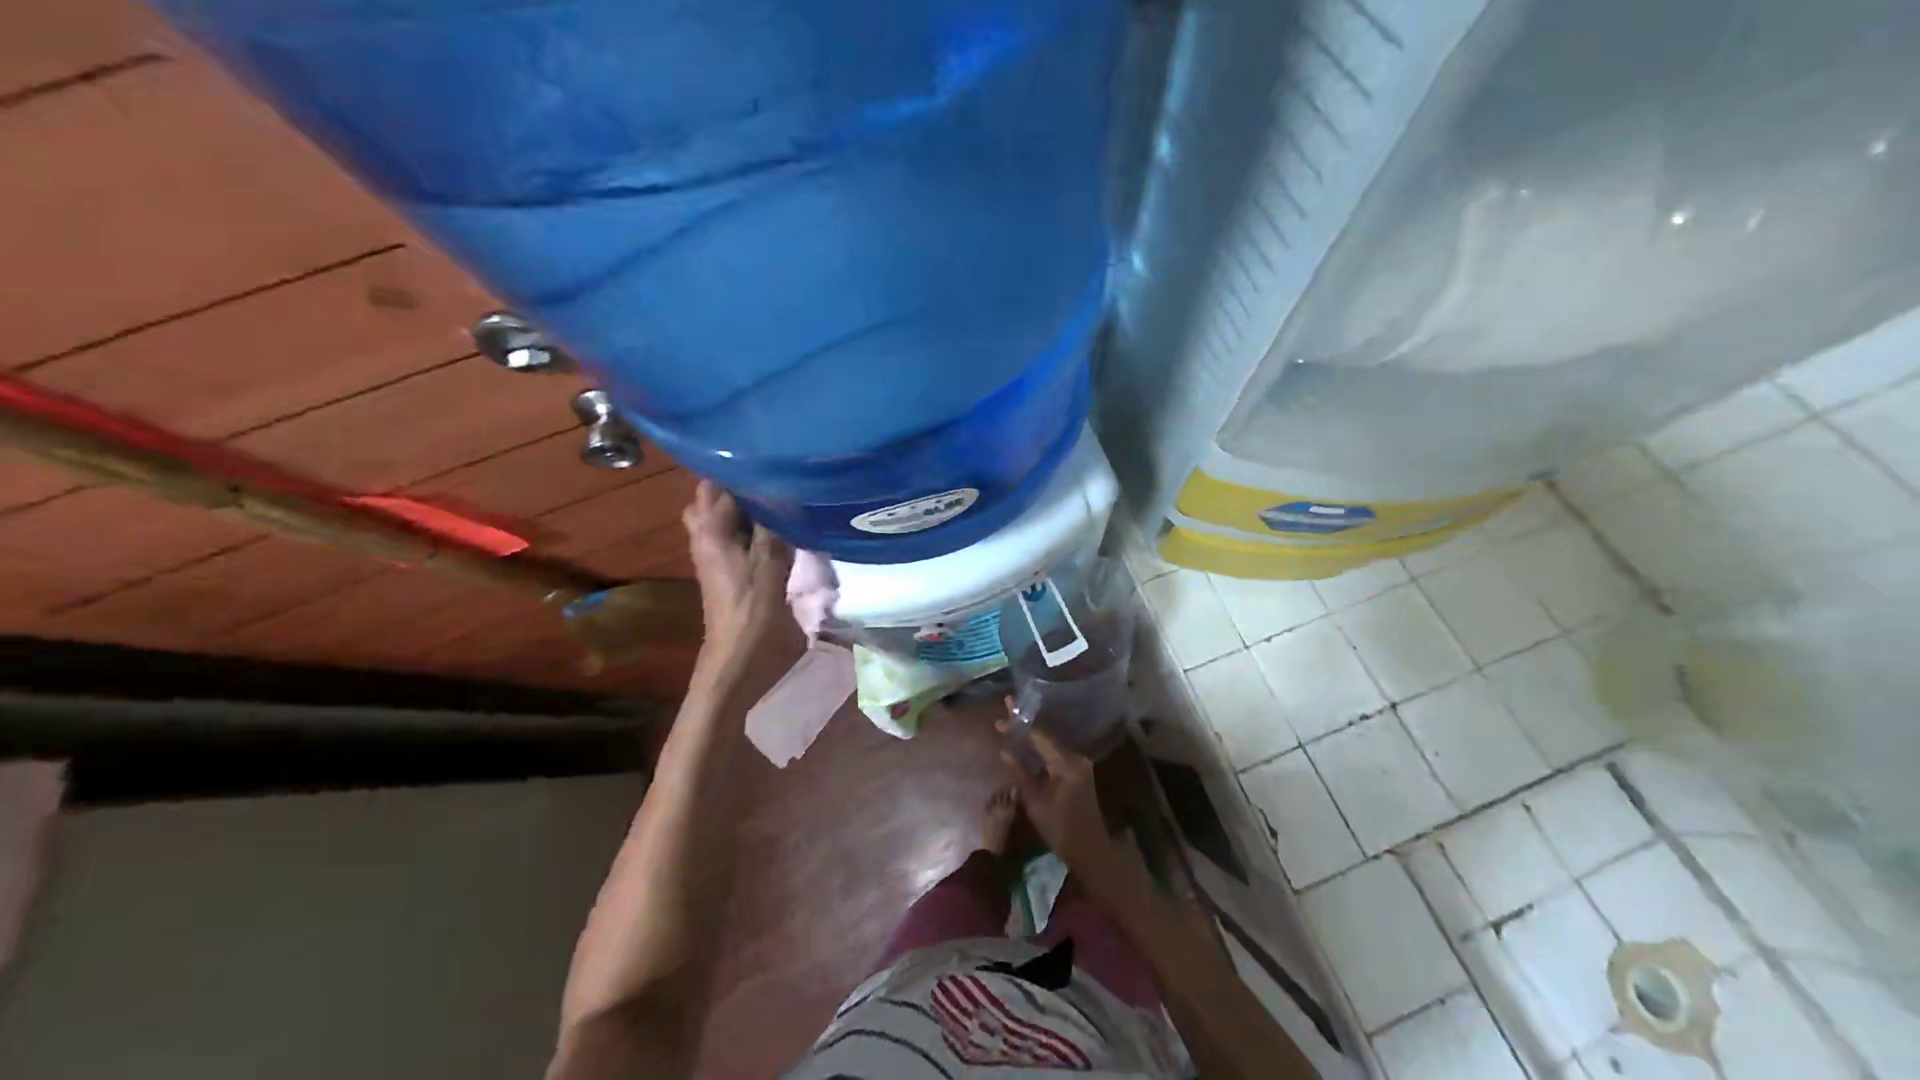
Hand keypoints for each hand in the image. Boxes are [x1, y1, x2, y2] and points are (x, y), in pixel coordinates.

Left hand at [682, 481, 794, 684]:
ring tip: (773, 499)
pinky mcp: (723, 567)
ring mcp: (711, 553)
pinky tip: (771, 525)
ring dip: (739, 506)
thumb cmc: (753, 609)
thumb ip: (772, 525)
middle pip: (711, 497)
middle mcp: (704, 536)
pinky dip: (743, 525)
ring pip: (718, 515)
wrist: (738, 655)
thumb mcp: (769, 562)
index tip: (771, 460)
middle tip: (772, 478)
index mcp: (711, 530)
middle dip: (737, 484)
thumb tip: (781, 491)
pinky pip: (728, 533)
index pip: (719, 484)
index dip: (743, 470)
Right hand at [997, 715, 1114, 873]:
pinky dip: (1042, 745)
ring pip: (1052, 742)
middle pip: (1047, 735)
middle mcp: (1076, 757)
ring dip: (1033, 733)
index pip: (1040, 736)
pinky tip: (1028, 740)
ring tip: (1013, 718)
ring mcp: (1080, 763)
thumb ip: (1021, 773)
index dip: (1020, 725)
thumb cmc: (1060, 829)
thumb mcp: (1035, 802)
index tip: (1002, 716)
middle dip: (1026, 722)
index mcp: (1066, 764)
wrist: (1090, 848)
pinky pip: (1057, 751)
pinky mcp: (1080, 769)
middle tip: (1007, 705)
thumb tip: (1005, 751)